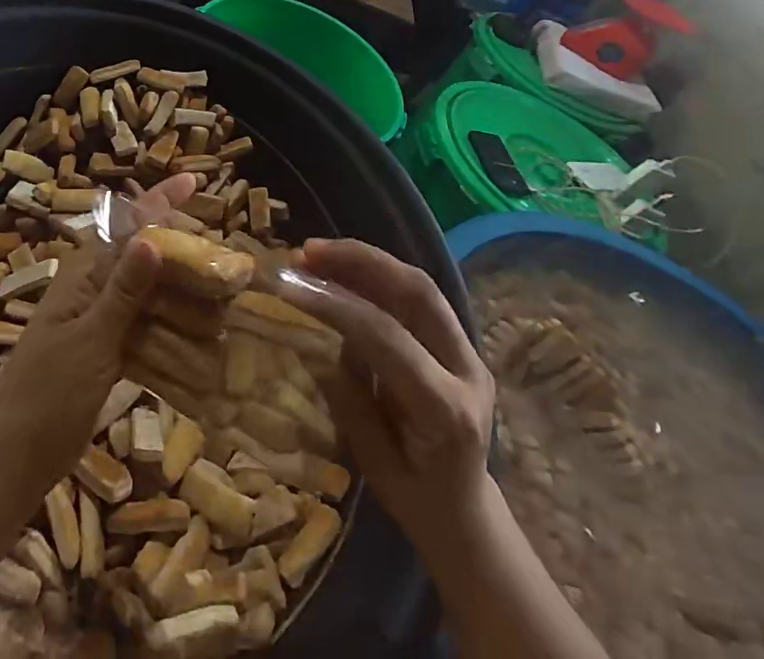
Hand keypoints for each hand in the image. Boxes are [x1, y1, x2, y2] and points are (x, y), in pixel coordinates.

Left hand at [0, 174, 200, 507]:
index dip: (158, 201)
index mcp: (79, 280)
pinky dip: (169, 319)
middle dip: (175, 240)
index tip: (194, 179)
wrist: (11, 464)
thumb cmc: (46, 397)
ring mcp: (95, 325)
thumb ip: (122, 291)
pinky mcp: (103, 354)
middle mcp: (88, 294)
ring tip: (218, 277)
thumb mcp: (90, 341)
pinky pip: (143, 324)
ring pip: (143, 290)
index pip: (123, 228)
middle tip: (220, 240)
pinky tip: (198, 324)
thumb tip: (151, 237)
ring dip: (177, 281)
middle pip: (137, 255)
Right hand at [288, 239, 495, 556]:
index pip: (389, 339)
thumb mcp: (371, 460)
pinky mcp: (464, 344)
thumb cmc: (414, 498)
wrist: (466, 512)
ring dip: (369, 262)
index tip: (291, 284)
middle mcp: (468, 371)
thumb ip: (350, 394)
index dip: (337, 305)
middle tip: (309, 251)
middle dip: (362, 262)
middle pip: (419, 294)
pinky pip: (422, 299)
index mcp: (445, 409)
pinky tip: (346, 271)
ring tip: (319, 253)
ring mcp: (472, 353)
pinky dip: (381, 278)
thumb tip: (320, 334)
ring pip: (423, 288)